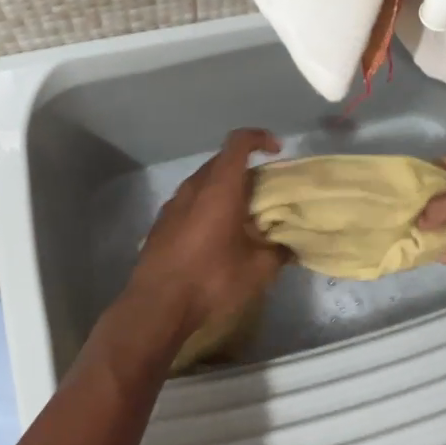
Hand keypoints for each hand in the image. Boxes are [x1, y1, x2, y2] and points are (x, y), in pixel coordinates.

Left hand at [127, 129, 290, 336]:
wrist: (156, 306)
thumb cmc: (211, 280)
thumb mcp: (257, 270)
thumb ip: (278, 252)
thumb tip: (288, 247)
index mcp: (219, 188)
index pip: (238, 143)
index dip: (259, 138)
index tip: (277, 150)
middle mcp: (193, 188)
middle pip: (221, 162)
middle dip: (246, 169)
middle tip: (266, 192)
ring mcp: (173, 205)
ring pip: (204, 183)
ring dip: (225, 190)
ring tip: (242, 216)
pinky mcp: (161, 224)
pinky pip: (190, 203)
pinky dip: (207, 207)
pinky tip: (216, 235)